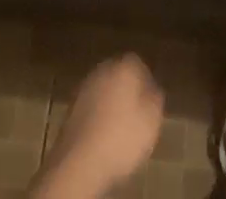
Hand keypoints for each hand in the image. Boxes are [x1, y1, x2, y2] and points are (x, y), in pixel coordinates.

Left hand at [31, 54, 164, 197]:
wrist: (80, 163)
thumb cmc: (123, 138)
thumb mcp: (152, 121)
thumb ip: (155, 99)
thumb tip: (152, 89)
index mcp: (123, 68)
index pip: (137, 63)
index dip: (146, 81)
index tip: (151, 100)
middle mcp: (101, 71)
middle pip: (118, 74)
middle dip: (127, 89)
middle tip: (137, 113)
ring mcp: (82, 89)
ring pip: (103, 90)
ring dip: (111, 103)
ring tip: (121, 128)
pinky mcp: (69, 109)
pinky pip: (91, 107)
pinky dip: (98, 116)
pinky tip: (103, 136)